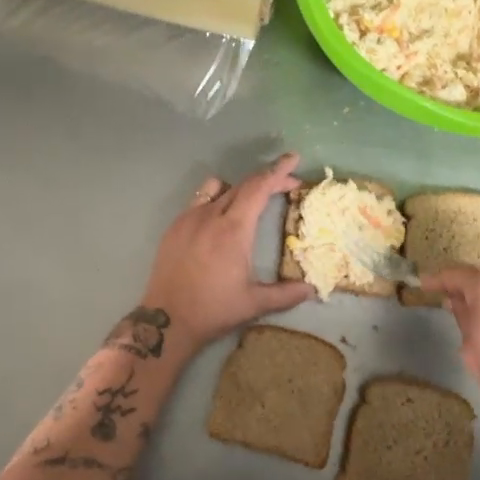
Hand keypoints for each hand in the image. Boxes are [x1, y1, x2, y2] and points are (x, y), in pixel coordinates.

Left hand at [137, 153, 315, 352]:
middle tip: (286, 184)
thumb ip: (285, 294)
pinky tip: (219, 220)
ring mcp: (188, 219)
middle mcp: (211, 216)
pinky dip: (215, 200)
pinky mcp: (174, 227)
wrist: (166, 320)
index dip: (278, 171)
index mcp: (234, 230)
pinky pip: (198, 201)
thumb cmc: (213, 310)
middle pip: (242, 185)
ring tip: (251, 201)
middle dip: (267, 180)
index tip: (293, 159)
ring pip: (217, 188)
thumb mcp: (254, 303)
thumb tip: (312, 290)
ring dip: (239, 187)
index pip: (259, 188)